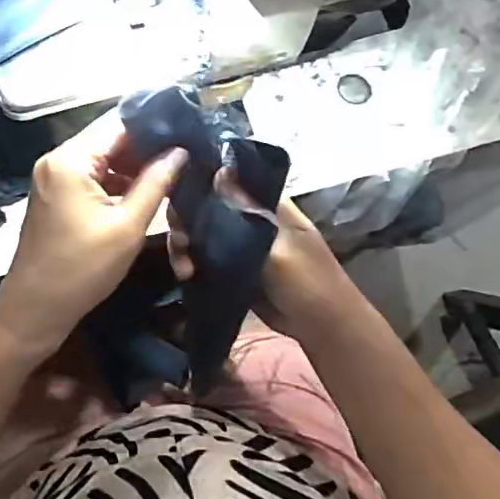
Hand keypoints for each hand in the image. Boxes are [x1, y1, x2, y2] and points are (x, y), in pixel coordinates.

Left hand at [0, 109, 186, 357]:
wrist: (34, 310)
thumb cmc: (81, 269)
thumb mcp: (127, 226)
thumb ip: (155, 183)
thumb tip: (180, 152)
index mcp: (70, 160)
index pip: (118, 123)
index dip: (155, 125)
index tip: (188, 128)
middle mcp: (58, 159)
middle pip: (110, 138)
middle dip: (147, 146)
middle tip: (187, 153)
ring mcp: (54, 176)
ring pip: (103, 157)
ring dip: (134, 165)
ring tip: (174, 171)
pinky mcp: (56, 193)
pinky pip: (92, 175)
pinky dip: (117, 180)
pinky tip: (145, 190)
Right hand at [167, 173, 358, 337]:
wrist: (321, 328)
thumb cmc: (309, 280)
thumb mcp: (279, 247)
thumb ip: (247, 213)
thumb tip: (220, 171)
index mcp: (265, 202)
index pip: (226, 179)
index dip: (199, 183)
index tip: (177, 197)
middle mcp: (247, 215)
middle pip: (205, 206)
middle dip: (186, 219)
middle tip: (179, 239)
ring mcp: (237, 241)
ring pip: (199, 232)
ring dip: (184, 245)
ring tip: (184, 267)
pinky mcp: (229, 266)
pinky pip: (201, 256)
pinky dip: (189, 262)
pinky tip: (186, 274)